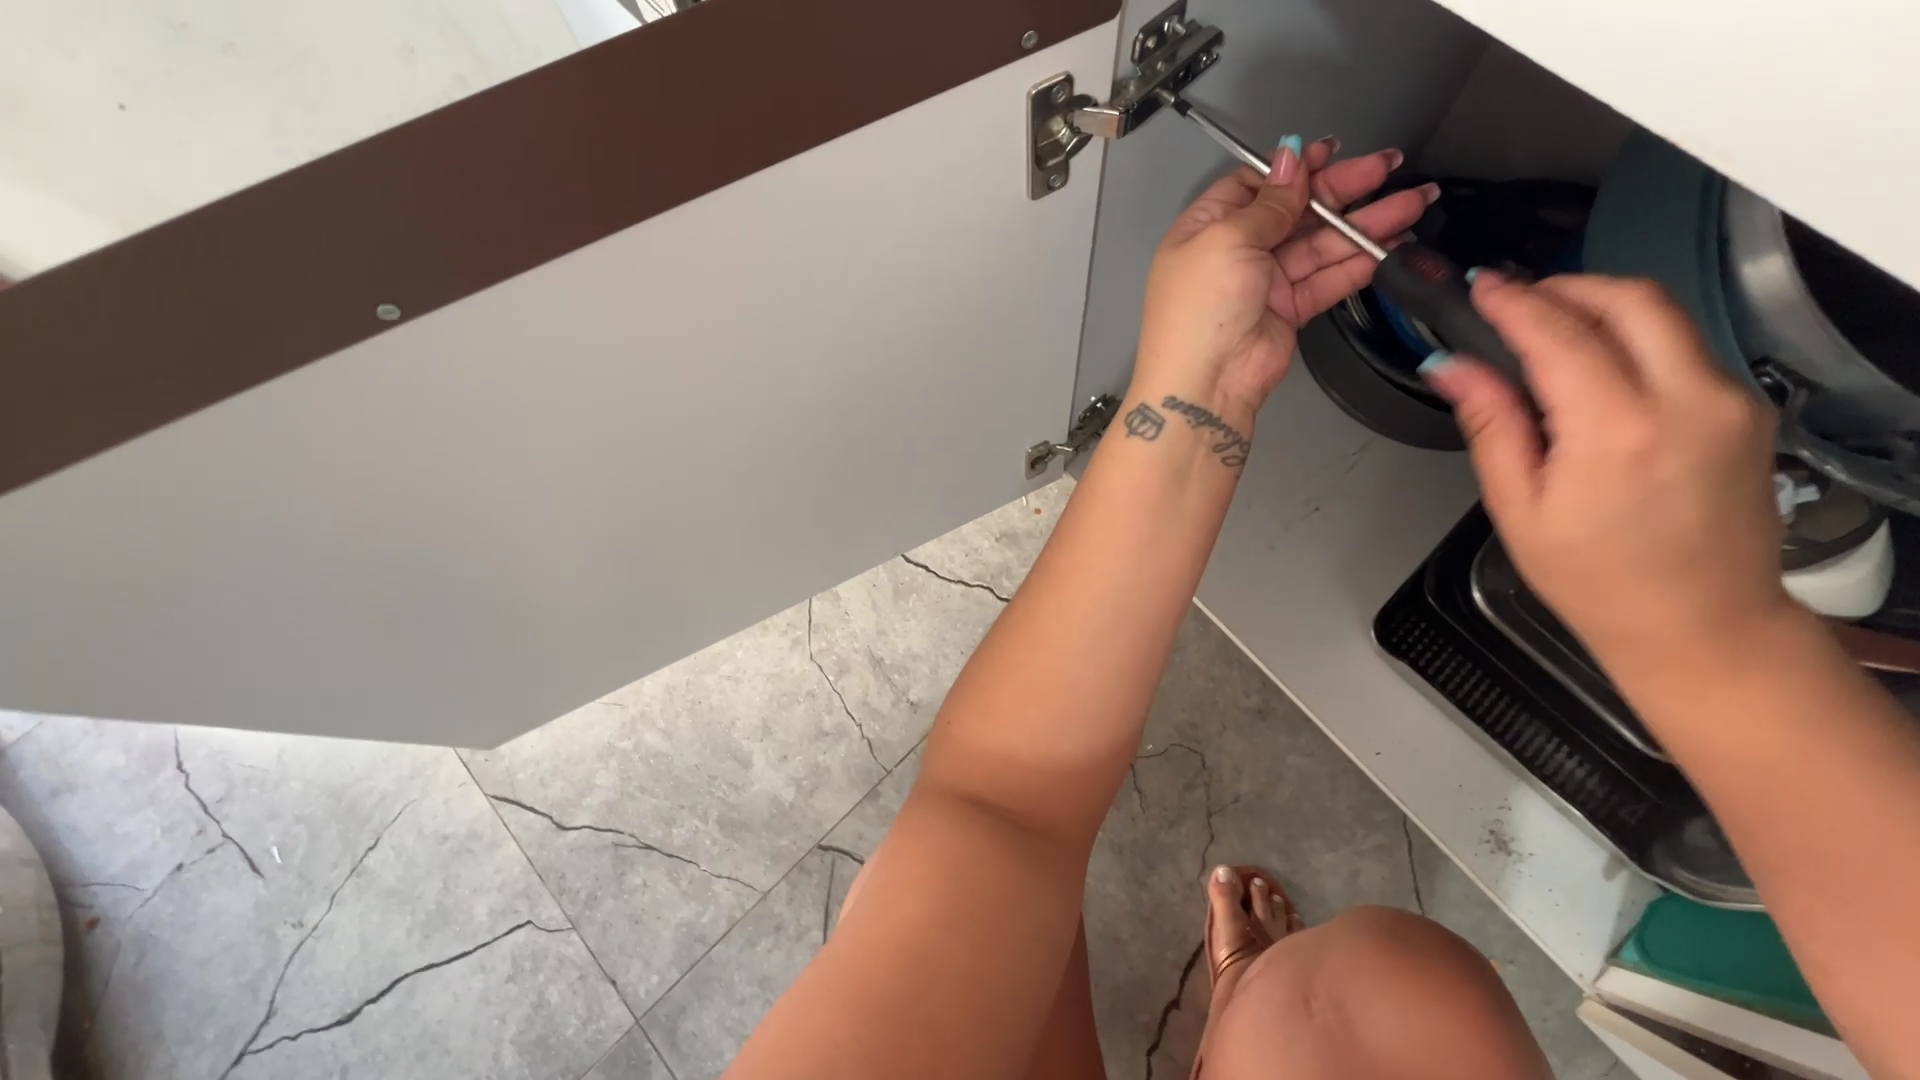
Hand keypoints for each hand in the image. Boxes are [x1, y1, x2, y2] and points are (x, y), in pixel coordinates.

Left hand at [1131, 137, 1436, 422]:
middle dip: (1343, 188)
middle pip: (1296, 210)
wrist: (1205, 382)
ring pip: (1321, 243)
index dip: (1296, 168)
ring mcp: (1263, 281)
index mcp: (1207, 227)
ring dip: (1366, 223)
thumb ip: (1268, 202)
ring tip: (1413, 202)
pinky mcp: (1288, 309)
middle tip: (1387, 167)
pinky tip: (1393, 244)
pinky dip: (1361, 262)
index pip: (1257, 185)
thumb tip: (1291, 158)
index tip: (1332, 152)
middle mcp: (1235, 251)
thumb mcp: (1227, 238)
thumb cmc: (1197, 310)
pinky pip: (1329, 278)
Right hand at [1422, 274, 1790, 669]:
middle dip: (1565, 286)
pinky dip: (1634, 337)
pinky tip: (1595, 365)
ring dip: (1601, 306)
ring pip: (1664, 315)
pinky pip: (1685, 347)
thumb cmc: (1598, 578)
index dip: (1513, 302)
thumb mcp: (1517, 505)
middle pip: (1629, 299)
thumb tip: (1452, 367)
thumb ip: (1489, 423)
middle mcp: (1688, 403)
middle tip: (1516, 298)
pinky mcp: (1746, 410)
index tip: (1481, 287)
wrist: (1699, 621)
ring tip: (1548, 329)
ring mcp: (1730, 402)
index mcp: (1617, 432)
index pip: (1559, 335)